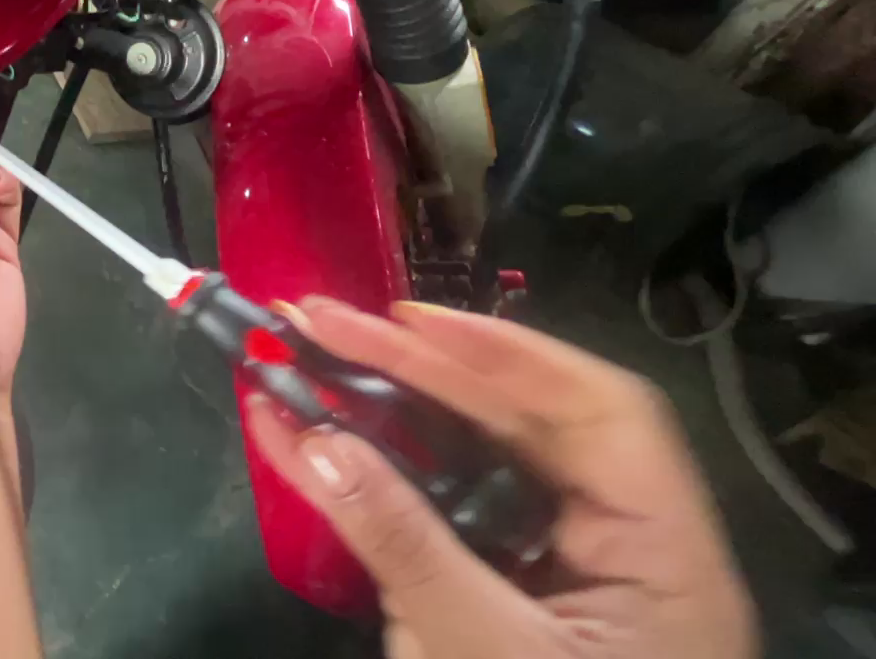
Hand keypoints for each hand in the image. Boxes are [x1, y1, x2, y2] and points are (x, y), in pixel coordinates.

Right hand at [247, 297, 756, 658]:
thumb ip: (403, 542)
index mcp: (656, 554)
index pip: (599, 412)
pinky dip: (345, 455)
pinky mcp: (467, 565)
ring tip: (294, 349)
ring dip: (367, 397)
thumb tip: (309, 437)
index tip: (409, 320)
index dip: (509, 351)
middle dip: (406, 360)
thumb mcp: (484, 654)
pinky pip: (406, 490)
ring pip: (449, 445)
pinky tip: (285, 428)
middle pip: (508, 415)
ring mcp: (524, 548)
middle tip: (315, 318)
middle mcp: (596, 534)